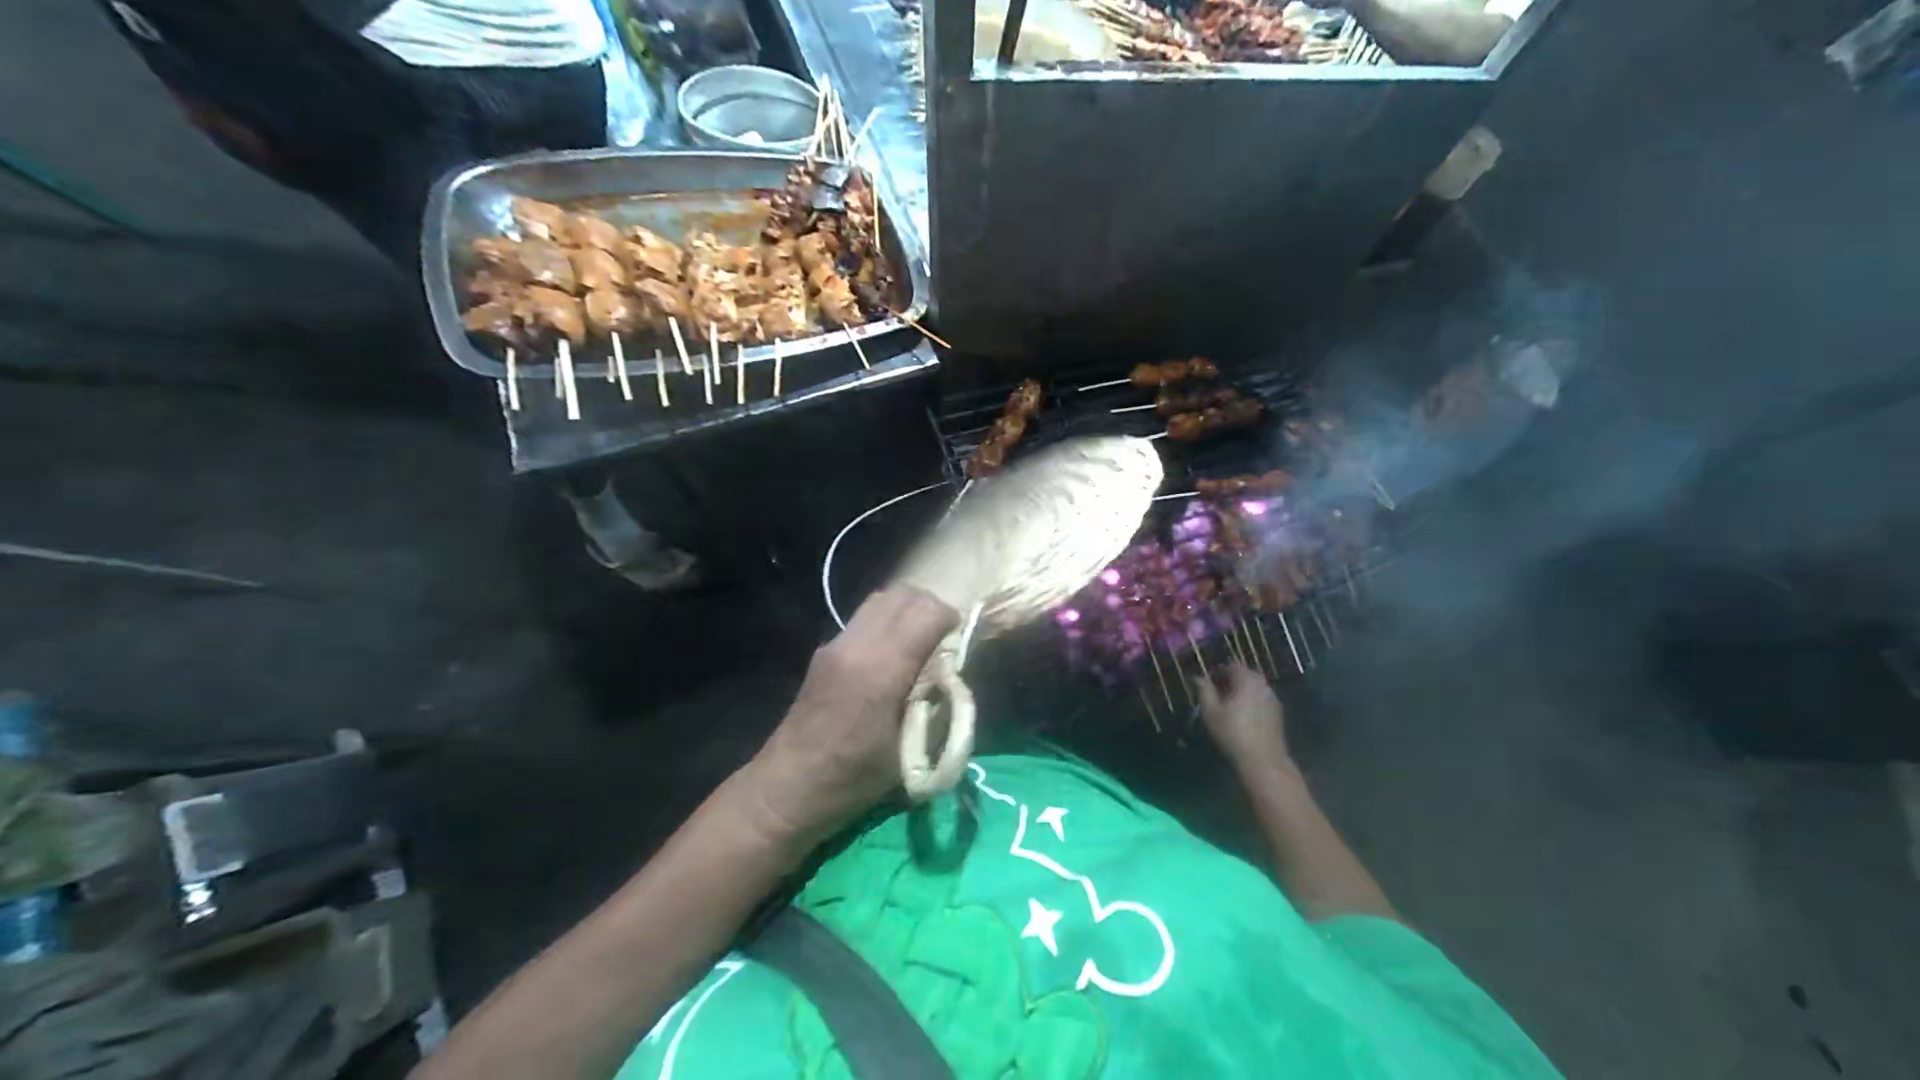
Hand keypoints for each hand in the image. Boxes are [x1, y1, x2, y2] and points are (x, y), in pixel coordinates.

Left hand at [744, 586, 959, 844]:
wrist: (786, 790)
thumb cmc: (851, 781)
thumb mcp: (908, 753)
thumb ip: (935, 705)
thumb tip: (952, 673)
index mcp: (879, 671)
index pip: (925, 612)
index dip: (950, 620)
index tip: (958, 645)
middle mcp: (855, 646)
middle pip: (902, 595)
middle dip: (931, 609)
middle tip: (943, 640)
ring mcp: (835, 645)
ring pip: (881, 600)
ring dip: (907, 612)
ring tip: (919, 646)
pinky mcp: (824, 651)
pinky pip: (864, 619)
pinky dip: (887, 623)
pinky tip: (892, 658)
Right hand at [1195, 663, 1291, 774]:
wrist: (1264, 760)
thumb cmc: (1233, 733)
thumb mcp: (1210, 712)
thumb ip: (1203, 690)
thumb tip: (1197, 677)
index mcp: (1247, 679)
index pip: (1231, 665)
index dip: (1217, 672)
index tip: (1207, 685)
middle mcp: (1263, 684)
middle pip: (1244, 675)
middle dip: (1229, 681)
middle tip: (1215, 695)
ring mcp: (1273, 698)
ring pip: (1253, 687)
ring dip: (1240, 691)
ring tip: (1227, 707)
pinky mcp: (1278, 712)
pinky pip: (1260, 698)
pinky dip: (1250, 701)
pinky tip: (1242, 717)